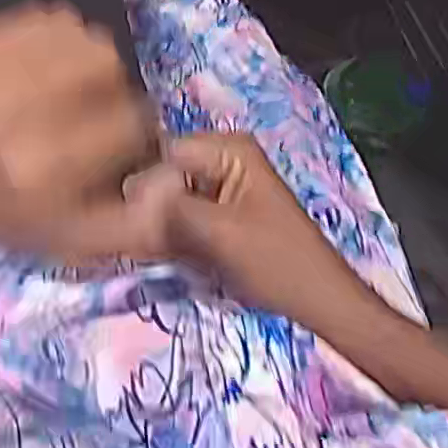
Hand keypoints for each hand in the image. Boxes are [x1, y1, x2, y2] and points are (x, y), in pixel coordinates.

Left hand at [0, 4, 159, 261]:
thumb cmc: (6, 213)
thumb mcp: (70, 240)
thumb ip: (134, 223)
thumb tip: (176, 177)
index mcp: (44, 168)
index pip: (129, 119)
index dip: (137, 124)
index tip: (125, 131)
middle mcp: (17, 114)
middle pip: (105, 61)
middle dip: (113, 83)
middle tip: (97, 102)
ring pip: (79, 33)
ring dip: (86, 57)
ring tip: (70, 82)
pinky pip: (44, 18)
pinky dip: (57, 37)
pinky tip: (45, 64)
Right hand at [124, 131, 373, 323]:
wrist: (319, 300)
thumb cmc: (277, 262)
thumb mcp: (219, 233)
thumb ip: (171, 209)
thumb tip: (128, 193)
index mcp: (228, 147)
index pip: (166, 152)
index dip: (147, 186)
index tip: (134, 223)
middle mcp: (222, 156)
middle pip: (166, 173)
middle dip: (152, 207)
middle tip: (146, 242)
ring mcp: (222, 182)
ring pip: (171, 196)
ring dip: (160, 224)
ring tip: (158, 252)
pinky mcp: (220, 208)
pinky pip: (183, 212)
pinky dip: (173, 233)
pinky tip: (171, 256)